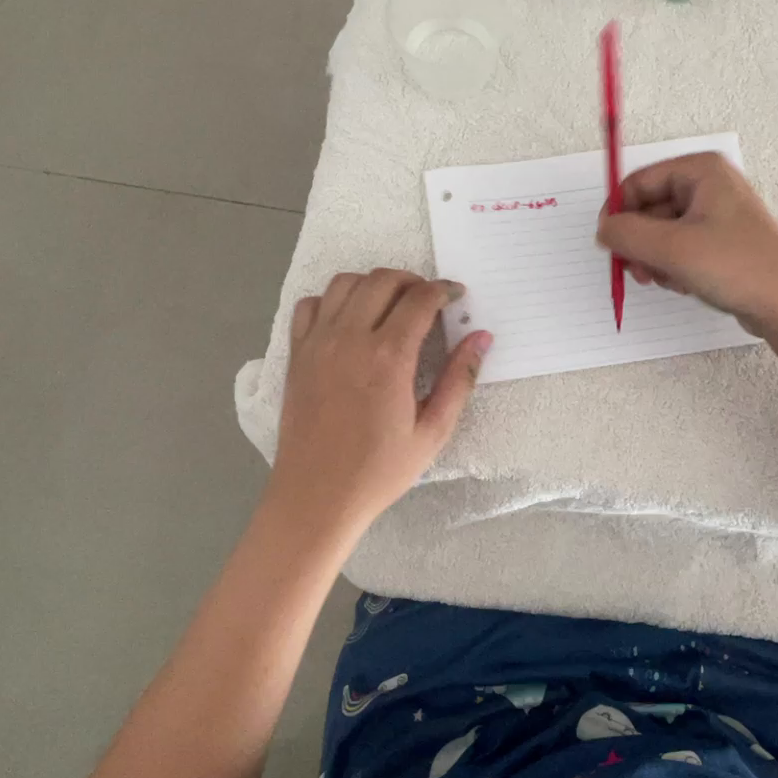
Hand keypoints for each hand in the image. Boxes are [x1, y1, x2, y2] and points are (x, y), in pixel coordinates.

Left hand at [270, 269, 490, 530]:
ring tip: (391, 304)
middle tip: (428, 300)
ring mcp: (317, 343)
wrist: (316, 496)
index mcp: (388, 358)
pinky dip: (334, 300)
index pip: (420, 299)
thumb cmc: (380, 470)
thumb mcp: (433, 432)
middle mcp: (350, 339)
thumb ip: (459, 379)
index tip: (456, 295)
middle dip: (412, 281)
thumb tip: (481, 338)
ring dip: (373, 284)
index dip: (443, 290)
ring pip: (345, 283)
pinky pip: (311, 305)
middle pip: (382, 280)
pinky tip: (349, 320)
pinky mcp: (296, 354)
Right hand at [596, 152, 777, 333]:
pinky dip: (672, 267)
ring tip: (668, 280)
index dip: (618, 213)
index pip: (638, 182)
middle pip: (648, 209)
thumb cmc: (737, 267)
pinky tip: (684, 284)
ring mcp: (716, 214)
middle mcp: (709, 185)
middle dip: (639, 243)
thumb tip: (603, 230)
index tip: (608, 244)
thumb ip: (626, 234)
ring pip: (661, 233)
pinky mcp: (720, 241)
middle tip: (638, 271)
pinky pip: (679, 248)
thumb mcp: (671, 249)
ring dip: (654, 259)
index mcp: (700, 171)